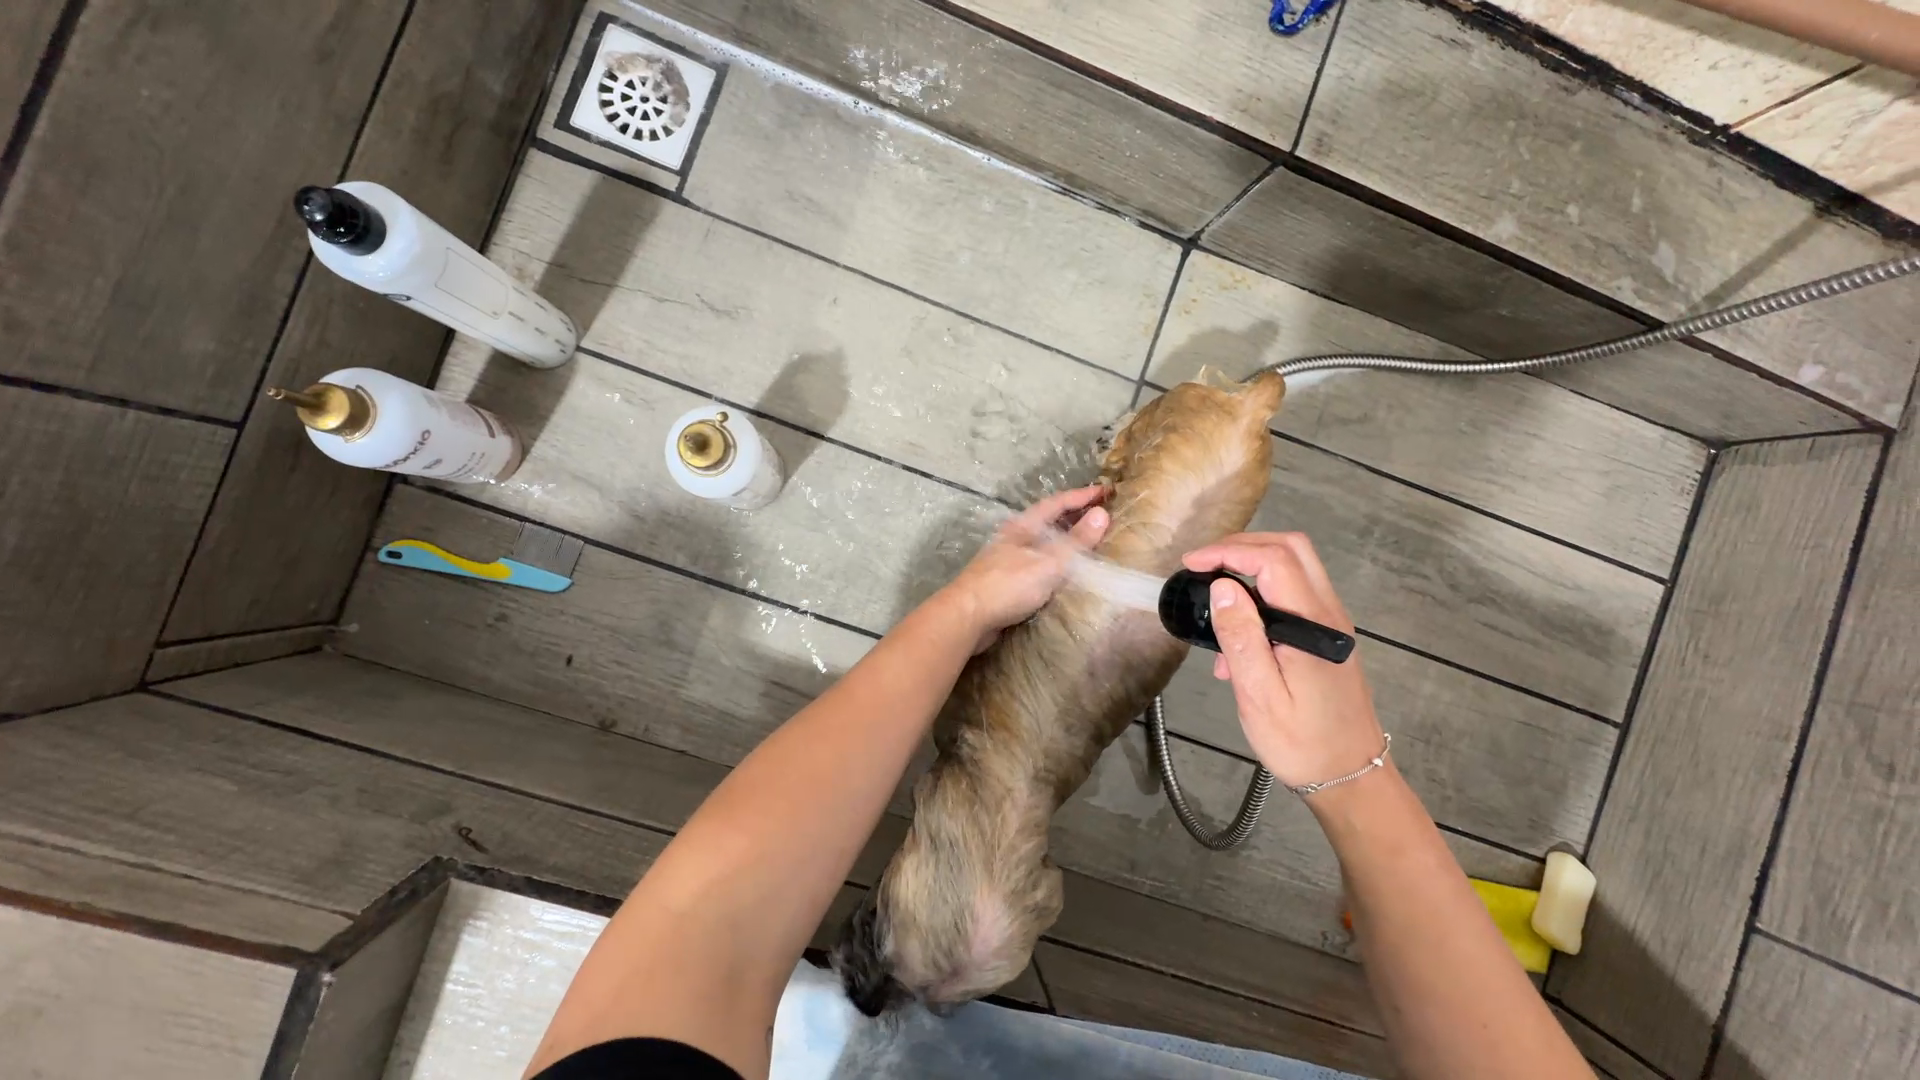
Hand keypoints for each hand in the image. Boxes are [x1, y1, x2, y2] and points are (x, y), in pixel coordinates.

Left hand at [939, 485, 1109, 652]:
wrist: (966, 617)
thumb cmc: (1007, 585)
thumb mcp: (1048, 563)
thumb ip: (1076, 542)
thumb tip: (1102, 513)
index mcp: (1023, 527)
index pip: (1057, 503)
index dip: (1082, 496)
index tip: (1107, 491)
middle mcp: (1015, 538)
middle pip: (1049, 521)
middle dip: (1075, 516)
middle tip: (1102, 515)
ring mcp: (1008, 560)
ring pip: (1043, 543)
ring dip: (1065, 540)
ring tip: (1089, 543)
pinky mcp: (1006, 582)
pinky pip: (1038, 565)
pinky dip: (1056, 563)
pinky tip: (1065, 574)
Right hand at [1182, 533, 1384, 793]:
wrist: (1351, 777)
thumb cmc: (1300, 742)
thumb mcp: (1259, 695)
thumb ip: (1241, 638)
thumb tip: (1222, 587)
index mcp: (1312, 625)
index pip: (1273, 560)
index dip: (1228, 552)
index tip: (1190, 564)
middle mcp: (1328, 614)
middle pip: (1292, 548)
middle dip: (1243, 545)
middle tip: (1202, 563)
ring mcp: (1331, 624)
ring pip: (1296, 566)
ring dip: (1253, 564)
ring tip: (1213, 589)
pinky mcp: (1326, 637)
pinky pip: (1294, 595)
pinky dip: (1262, 591)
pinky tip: (1236, 633)